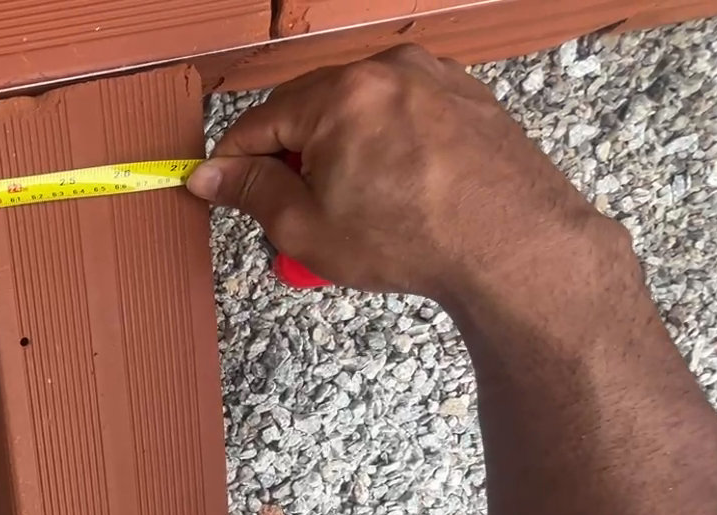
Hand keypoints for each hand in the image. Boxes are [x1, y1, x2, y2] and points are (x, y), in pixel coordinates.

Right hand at [186, 45, 619, 304]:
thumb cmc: (403, 237)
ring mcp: (431, 75)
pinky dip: (368, 141)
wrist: (509, 243)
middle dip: (279, 153)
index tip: (213, 190)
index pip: (257, 122)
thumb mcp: (302, 225)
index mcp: (340, 96)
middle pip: (303, 106)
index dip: (228, 161)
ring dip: (324, 148)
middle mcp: (386, 69)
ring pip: (348, 107)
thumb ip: (250, 190)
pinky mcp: (461, 92)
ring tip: (330, 202)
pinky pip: (392, 109)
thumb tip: (207, 175)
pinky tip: (375, 186)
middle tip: (274, 206)